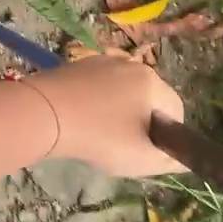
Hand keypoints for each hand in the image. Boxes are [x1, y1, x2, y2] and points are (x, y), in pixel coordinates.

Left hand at [24, 55, 183, 176]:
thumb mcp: (144, 159)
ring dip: (116, 112)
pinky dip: (94, 103)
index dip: (168, 135)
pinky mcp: (73, 66)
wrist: (43, 113)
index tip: (148, 150)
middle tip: (123, 143)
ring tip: (99, 133)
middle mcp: (126, 63)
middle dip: (141, 121)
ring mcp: (97, 61)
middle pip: (147, 98)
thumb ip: (171, 160)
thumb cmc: (100, 135)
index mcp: (151, 80)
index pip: (175, 109)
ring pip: (120, 92)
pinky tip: (81, 119)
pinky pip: (95, 87)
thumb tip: (179, 156)